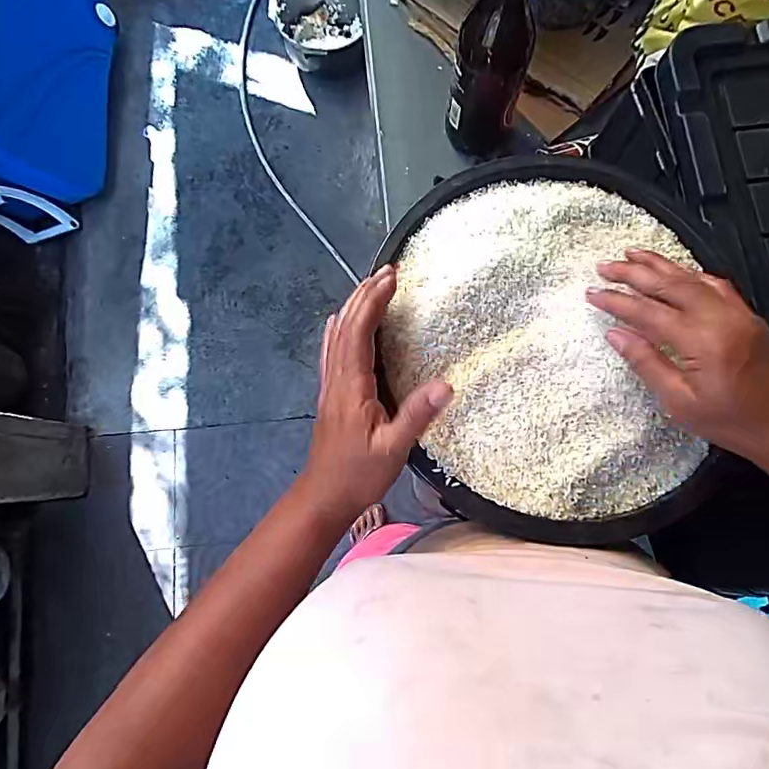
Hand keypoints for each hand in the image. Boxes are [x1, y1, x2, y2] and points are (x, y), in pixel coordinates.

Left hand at [297, 266, 451, 523]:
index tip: (392, 279)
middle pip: (346, 327)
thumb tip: (446, 384)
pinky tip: (338, 321)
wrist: (322, 497)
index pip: (360, 333)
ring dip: (353, 307)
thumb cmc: (358, 474)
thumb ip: (417, 415)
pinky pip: (333, 351)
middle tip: (386, 271)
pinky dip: (339, 329)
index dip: (374, 302)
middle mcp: (338, 379)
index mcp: (353, 387)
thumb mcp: (394, 448)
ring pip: (337, 336)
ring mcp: (331, 386)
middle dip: (365, 295)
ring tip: (370, 284)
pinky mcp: (332, 395)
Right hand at [585, 250, 768, 468]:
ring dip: (661, 265)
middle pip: (668, 284)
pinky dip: (692, 274)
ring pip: (692, 278)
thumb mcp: (682, 404)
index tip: (593, 294)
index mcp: (700, 341)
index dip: (616, 301)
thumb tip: (616, 335)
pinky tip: (680, 273)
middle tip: (605, 265)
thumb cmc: (737, 425)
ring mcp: (738, 313)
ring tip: (634, 255)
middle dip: (633, 272)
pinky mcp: (749, 316)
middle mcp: (720, 317)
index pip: (647, 311)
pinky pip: (716, 285)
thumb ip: (647, 363)